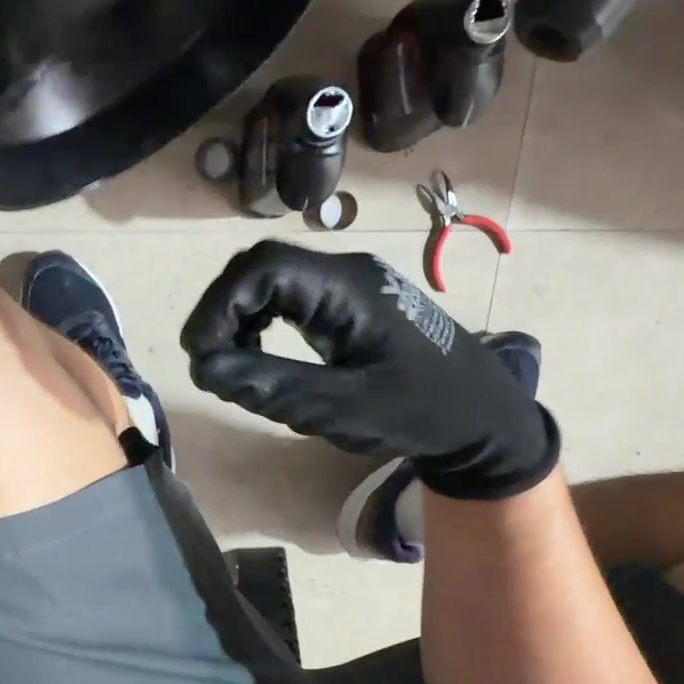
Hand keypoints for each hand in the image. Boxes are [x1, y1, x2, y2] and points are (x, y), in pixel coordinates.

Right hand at [181, 241, 558, 499]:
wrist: (483, 415)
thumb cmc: (421, 412)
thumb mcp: (344, 407)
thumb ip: (273, 386)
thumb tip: (205, 369)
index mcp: (348, 288)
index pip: (264, 269)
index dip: (219, 306)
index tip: (200, 355)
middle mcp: (344, 274)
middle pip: (261, 268)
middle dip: (222, 312)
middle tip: (207, 362)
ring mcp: (346, 287)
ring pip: (271, 282)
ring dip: (238, 318)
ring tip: (228, 364)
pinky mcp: (346, 306)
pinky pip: (289, 300)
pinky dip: (259, 325)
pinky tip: (256, 357)